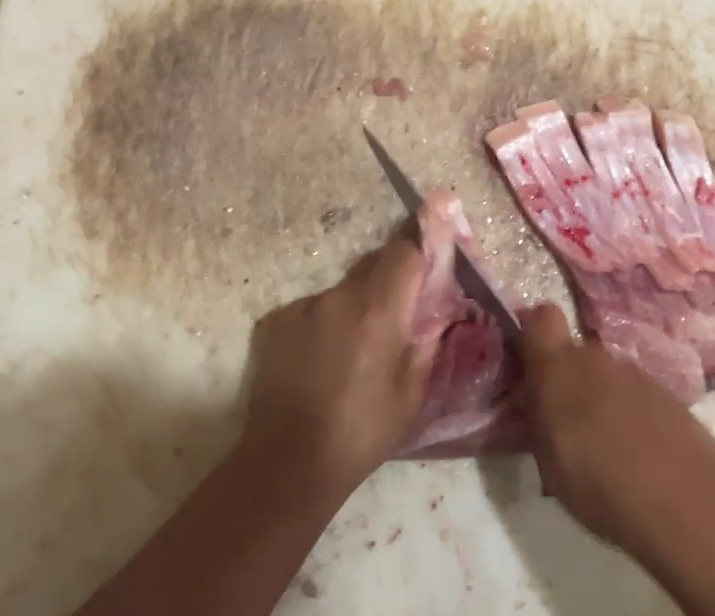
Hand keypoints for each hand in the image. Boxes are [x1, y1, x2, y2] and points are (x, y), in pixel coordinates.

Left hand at [241, 241, 436, 494]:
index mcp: (378, 309)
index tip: (430, 268)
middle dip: (390, 281)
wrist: (288, 463)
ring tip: (354, 349)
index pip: (404, 251)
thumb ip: (428, 340)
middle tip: (398, 316)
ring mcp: (302, 306)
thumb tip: (440, 310)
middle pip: (372, 264)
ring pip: (341, 290)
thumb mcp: (413, 392)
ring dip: (355, 306)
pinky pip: (312, 309)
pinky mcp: (274, 322)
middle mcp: (338, 296)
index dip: (420, 254)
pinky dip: (324, 323)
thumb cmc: (362, 431)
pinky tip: (321, 361)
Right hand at [518, 305, 714, 550]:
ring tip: (602, 448)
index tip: (527, 364)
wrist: (683, 499)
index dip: (532, 333)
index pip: (540, 318)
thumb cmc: (597, 481)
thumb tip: (530, 411)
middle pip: (574, 353)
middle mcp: (597, 359)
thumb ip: (536, 425)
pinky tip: (635, 454)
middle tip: (562, 424)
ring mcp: (636, 374)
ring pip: (606, 376)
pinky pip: (634, 395)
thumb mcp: (547, 463)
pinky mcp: (668, 394)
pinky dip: (629, 414)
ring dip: (599, 399)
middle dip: (566, 380)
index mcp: (559, 368)